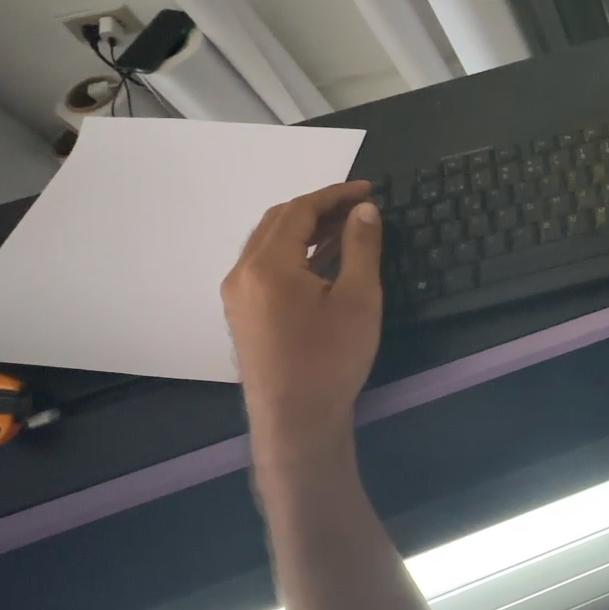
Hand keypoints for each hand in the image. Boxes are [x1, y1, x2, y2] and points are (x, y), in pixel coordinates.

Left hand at [222, 181, 382, 461]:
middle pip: (278, 222)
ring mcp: (239, 295)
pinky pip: (267, 265)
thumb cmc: (331, 356)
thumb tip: (364, 210)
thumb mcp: (358, 297)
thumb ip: (360, 246)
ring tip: (349, 227)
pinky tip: (325, 259)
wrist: (296, 419)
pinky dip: (296, 251)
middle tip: (361, 206)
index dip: (335, 195)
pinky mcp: (244, 314)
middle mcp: (242, 274)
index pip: (299, 211)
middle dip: (320, 207)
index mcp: (267, 265)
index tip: (370, 190)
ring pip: (270, 243)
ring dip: (307, 228)